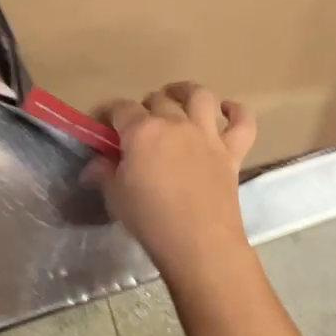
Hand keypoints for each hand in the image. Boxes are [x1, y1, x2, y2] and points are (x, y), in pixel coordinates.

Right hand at [87, 82, 256, 274]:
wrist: (199, 243)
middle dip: (144, 107)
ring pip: (200, 96)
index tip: (101, 126)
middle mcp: (175, 124)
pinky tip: (227, 110)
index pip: (120, 109)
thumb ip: (103, 173)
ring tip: (177, 97)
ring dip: (186, 92)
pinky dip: (237, 112)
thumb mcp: (115, 197)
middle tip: (138, 125)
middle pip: (158, 100)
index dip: (108, 114)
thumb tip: (93, 165)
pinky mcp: (232, 152)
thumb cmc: (150, 219)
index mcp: (142, 131)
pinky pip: (243, 123)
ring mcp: (207, 135)